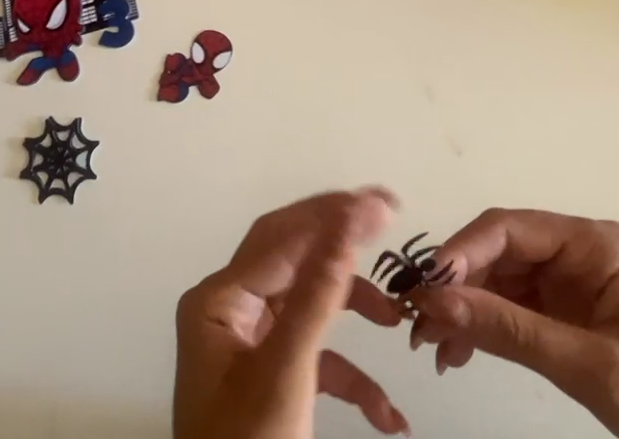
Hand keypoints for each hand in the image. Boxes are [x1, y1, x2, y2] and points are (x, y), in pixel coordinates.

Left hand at [175, 189, 412, 437]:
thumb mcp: (286, 371)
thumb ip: (317, 296)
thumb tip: (344, 225)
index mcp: (219, 300)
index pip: (280, 237)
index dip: (331, 214)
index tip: (383, 204)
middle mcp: (228, 310)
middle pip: (293, 260)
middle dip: (342, 246)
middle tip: (390, 224)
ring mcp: (246, 343)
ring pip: (308, 309)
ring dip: (353, 315)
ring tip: (399, 322)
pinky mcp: (265, 377)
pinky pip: (312, 358)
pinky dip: (351, 377)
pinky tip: (387, 414)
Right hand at [404, 209, 618, 438]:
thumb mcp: (591, 366)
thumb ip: (509, 329)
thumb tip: (432, 300)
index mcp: (596, 246)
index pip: (508, 229)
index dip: (460, 251)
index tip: (423, 287)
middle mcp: (581, 256)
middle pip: (497, 255)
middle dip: (456, 287)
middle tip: (417, 324)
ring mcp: (576, 289)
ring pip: (499, 285)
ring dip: (464, 312)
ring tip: (432, 346)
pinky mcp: (573, 322)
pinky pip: (513, 313)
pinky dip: (483, 330)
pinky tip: (458, 354)